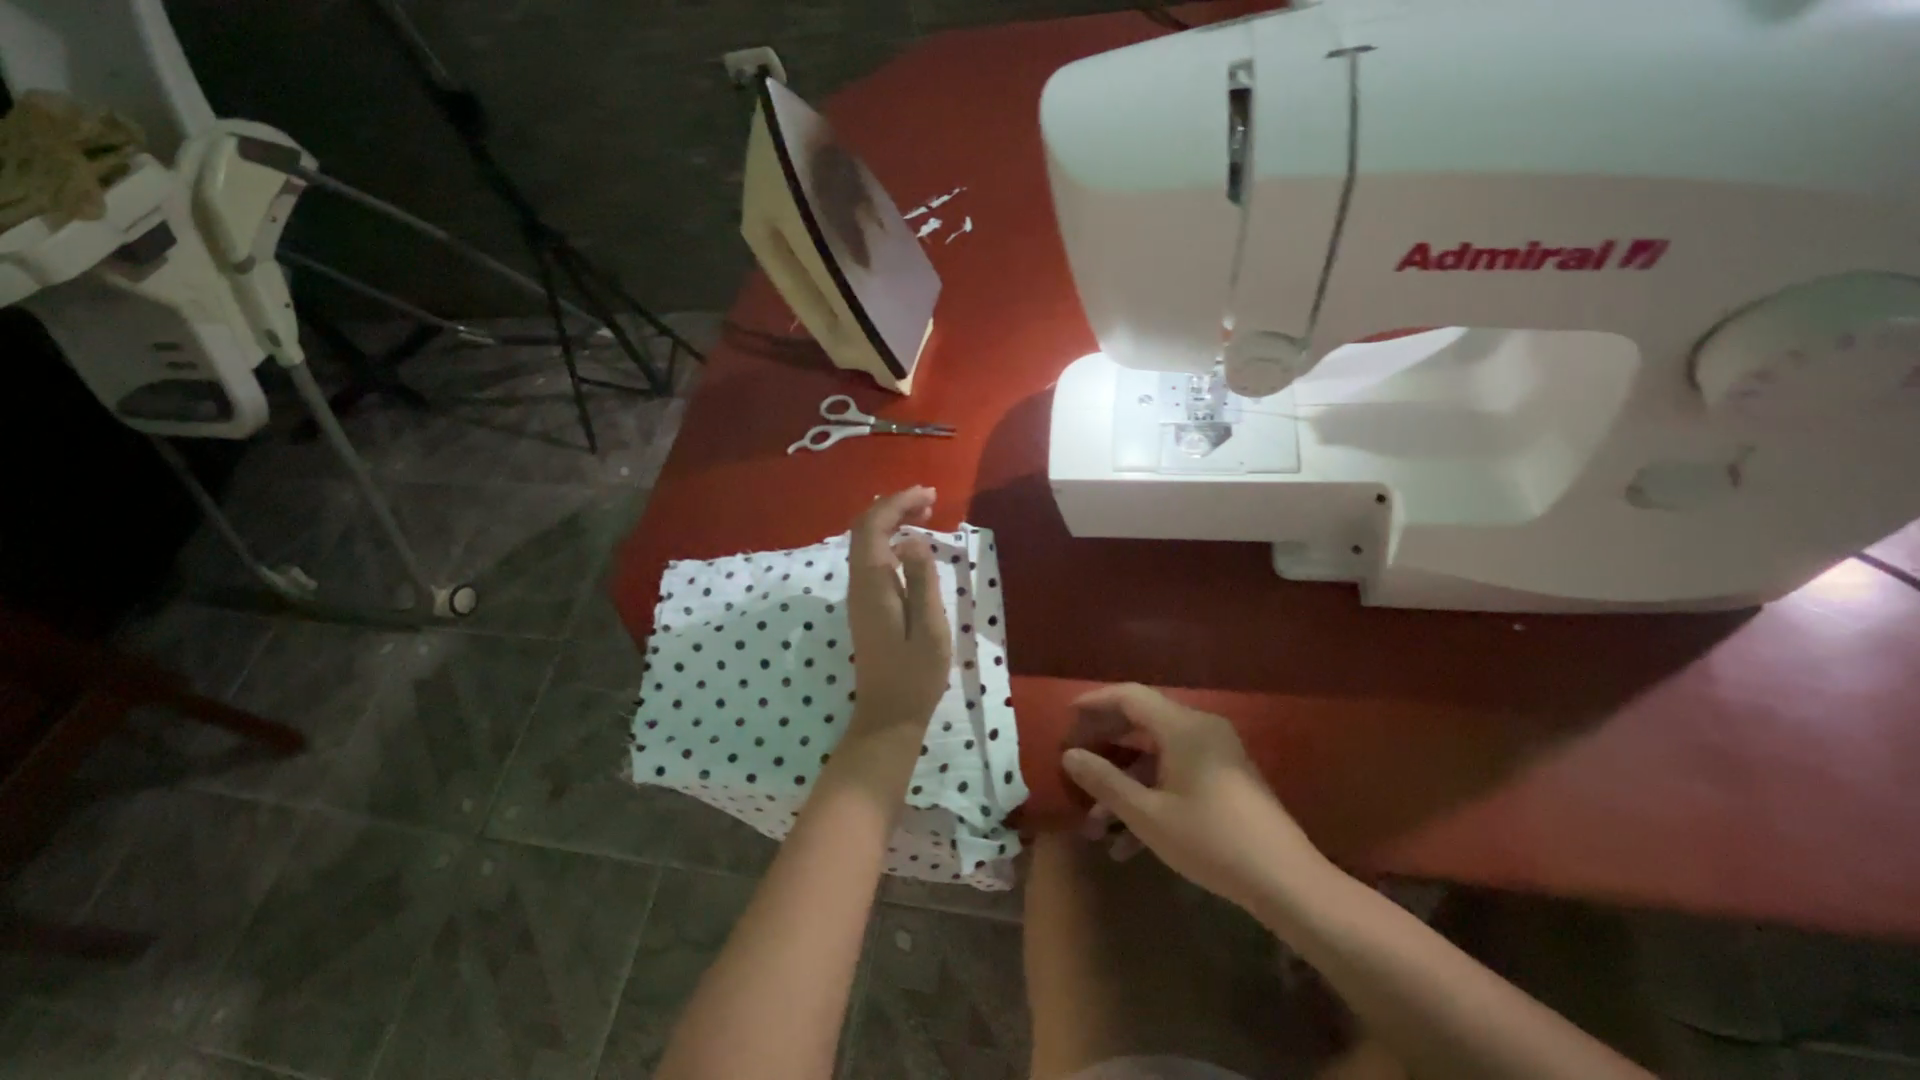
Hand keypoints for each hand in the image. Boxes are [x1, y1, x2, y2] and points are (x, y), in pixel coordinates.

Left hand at [845, 487, 951, 741]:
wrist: (888, 715)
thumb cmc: (916, 675)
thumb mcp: (930, 628)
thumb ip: (922, 580)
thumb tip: (911, 540)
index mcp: (873, 585)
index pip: (873, 526)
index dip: (896, 503)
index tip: (928, 493)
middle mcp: (858, 584)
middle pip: (864, 529)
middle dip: (893, 506)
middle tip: (930, 500)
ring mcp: (858, 596)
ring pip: (865, 543)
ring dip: (890, 521)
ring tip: (925, 514)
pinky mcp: (864, 606)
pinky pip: (870, 559)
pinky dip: (889, 540)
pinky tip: (911, 545)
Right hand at [1061, 683, 1323, 910]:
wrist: (1283, 879)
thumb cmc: (1210, 840)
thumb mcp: (1147, 814)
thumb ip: (1105, 781)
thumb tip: (1070, 756)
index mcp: (1182, 727)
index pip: (1129, 696)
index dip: (1094, 704)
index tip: (1064, 720)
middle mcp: (1200, 730)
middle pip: (1141, 723)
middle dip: (1104, 748)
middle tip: (1073, 765)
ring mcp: (1216, 755)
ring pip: (1156, 758)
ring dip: (1124, 786)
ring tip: (1095, 827)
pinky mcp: (1225, 781)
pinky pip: (1176, 775)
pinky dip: (1150, 797)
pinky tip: (1127, 844)